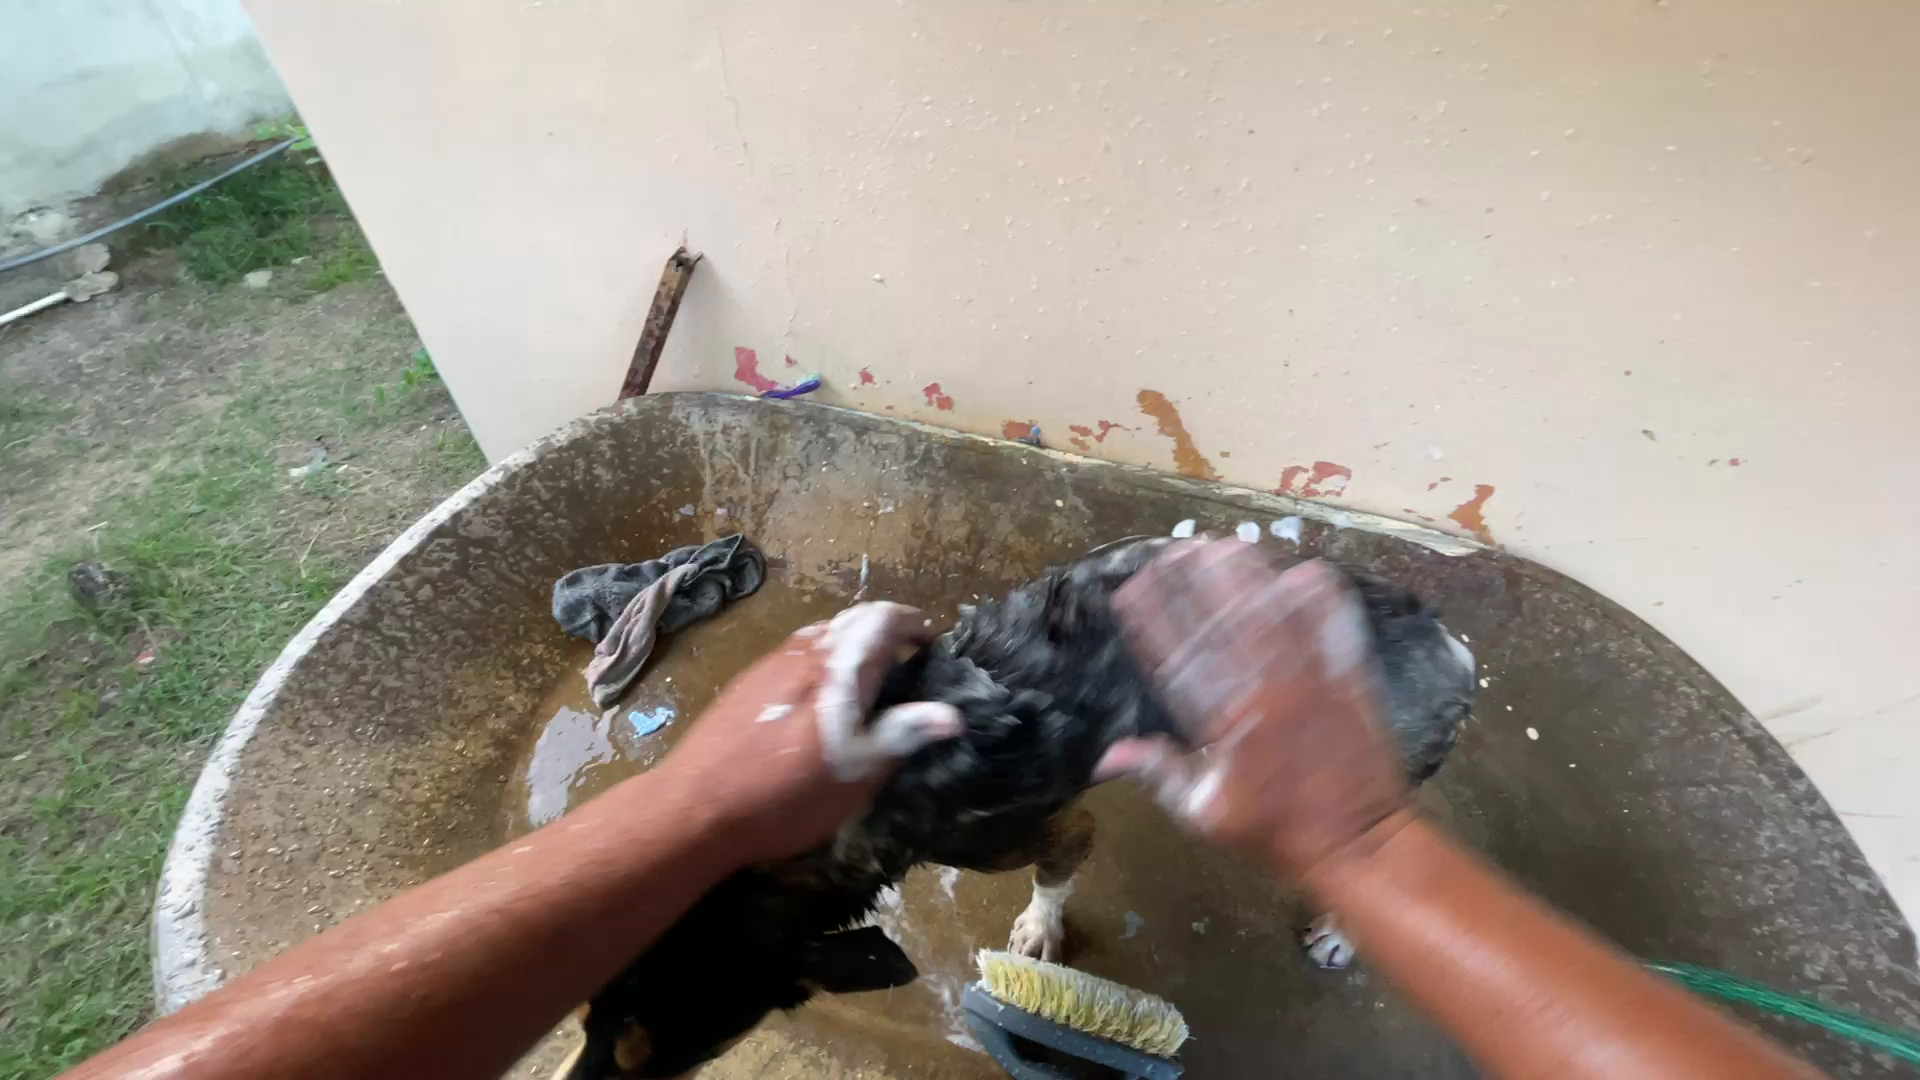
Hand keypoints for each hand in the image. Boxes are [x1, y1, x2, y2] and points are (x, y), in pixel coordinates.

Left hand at [660, 602, 963, 862]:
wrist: (694, 807)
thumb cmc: (786, 792)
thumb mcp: (856, 771)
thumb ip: (903, 734)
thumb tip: (953, 715)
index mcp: (839, 666)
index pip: (884, 619)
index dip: (912, 622)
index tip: (930, 641)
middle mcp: (806, 651)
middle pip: (854, 620)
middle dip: (885, 631)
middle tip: (905, 660)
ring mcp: (772, 662)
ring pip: (824, 635)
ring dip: (854, 644)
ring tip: (868, 678)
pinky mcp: (749, 680)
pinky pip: (799, 652)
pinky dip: (825, 659)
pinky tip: (820, 696)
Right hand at [1095, 542, 1410, 878]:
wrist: (1360, 846)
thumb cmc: (1275, 832)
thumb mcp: (1204, 813)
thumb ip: (1159, 773)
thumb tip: (1103, 756)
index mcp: (1225, 723)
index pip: (1178, 659)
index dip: (1151, 620)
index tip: (1131, 589)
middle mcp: (1265, 693)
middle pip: (1226, 626)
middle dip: (1198, 583)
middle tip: (1178, 547)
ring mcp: (1312, 684)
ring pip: (1274, 620)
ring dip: (1249, 579)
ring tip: (1227, 544)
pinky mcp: (1350, 684)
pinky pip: (1336, 634)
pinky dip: (1323, 603)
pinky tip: (1307, 570)